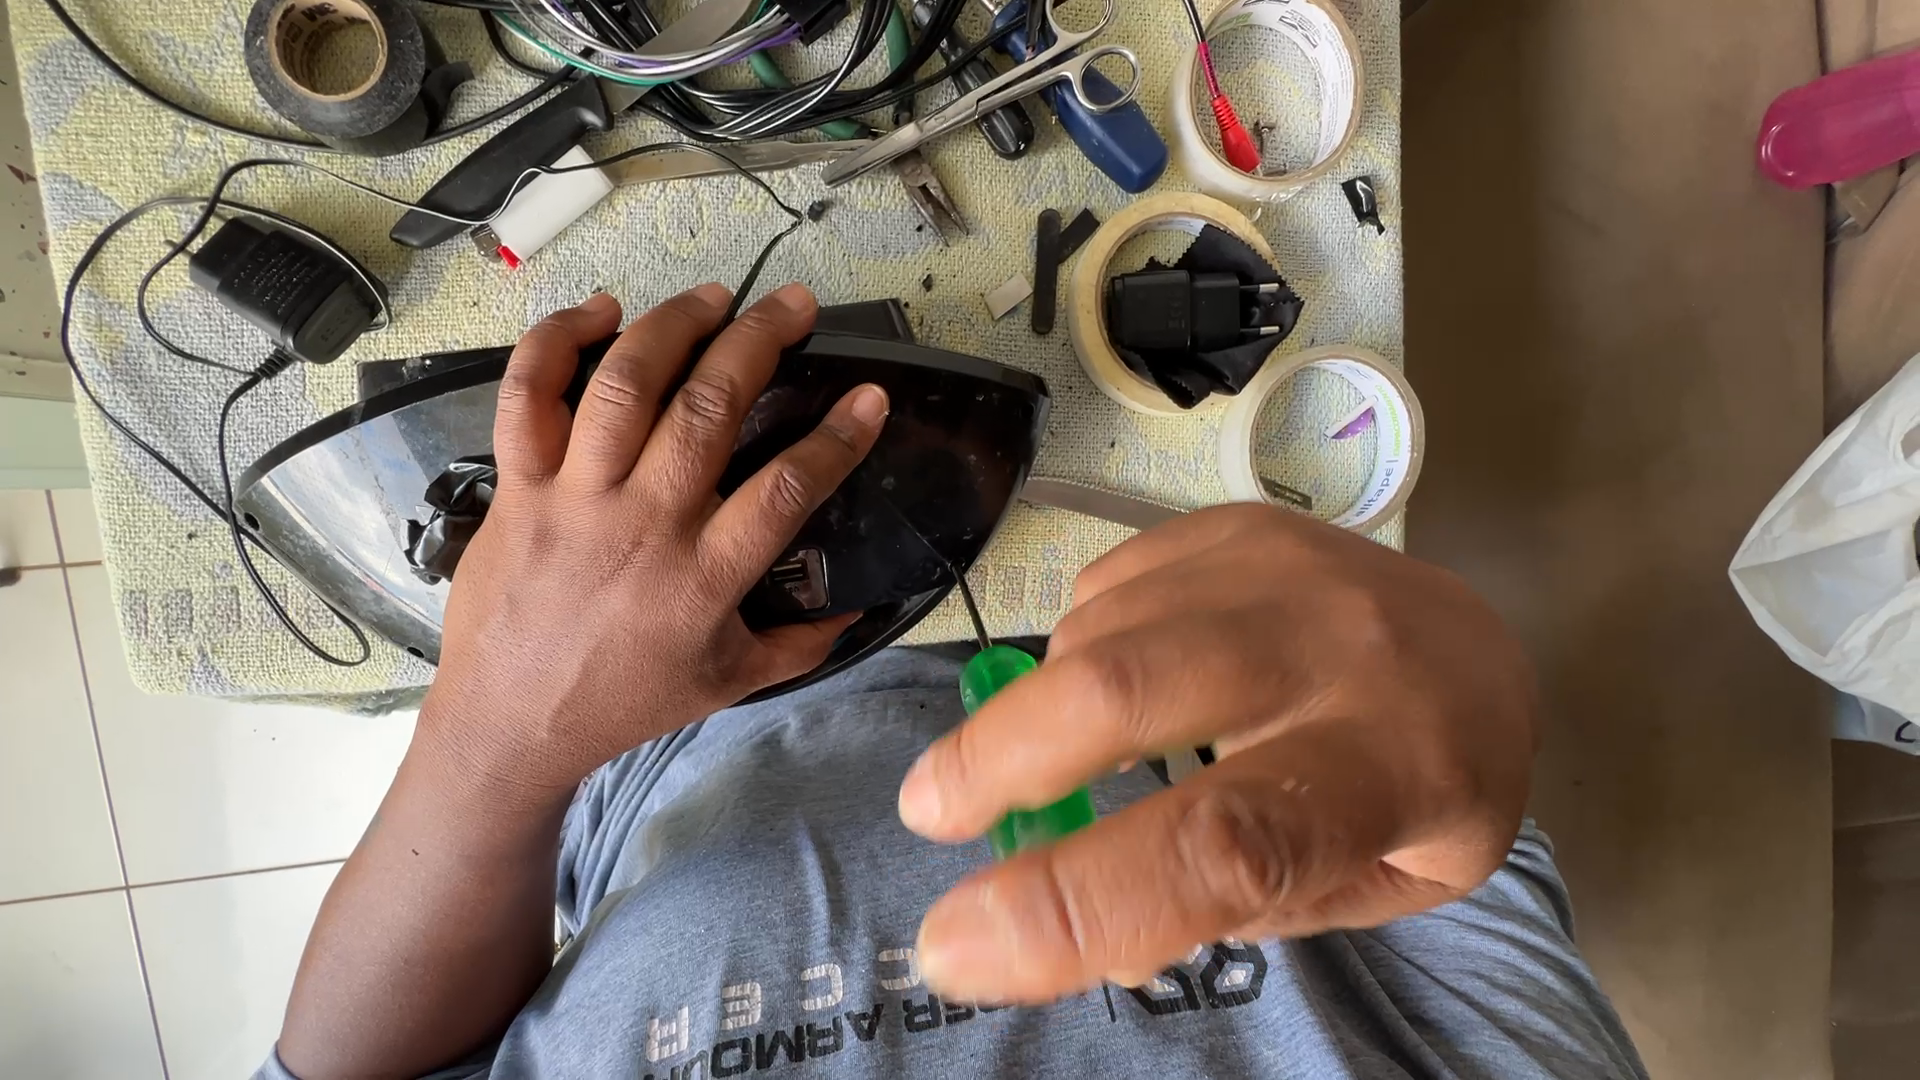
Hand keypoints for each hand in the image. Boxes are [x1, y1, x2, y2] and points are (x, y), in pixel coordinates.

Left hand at [419, 284, 887, 801]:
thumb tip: (859, 607)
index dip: (838, 437)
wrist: (511, 724)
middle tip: (794, 305)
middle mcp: (645, 522)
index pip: (787, 488)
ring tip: (715, 297)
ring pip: (625, 385)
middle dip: (760, 342)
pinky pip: (528, 396)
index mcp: (706, 574)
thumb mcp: (735, 681)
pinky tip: (600, 311)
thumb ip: (804, 644)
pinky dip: (558, 341)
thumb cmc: (630, 701)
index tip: (870, 396)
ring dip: (675, 325)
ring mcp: (575, 496)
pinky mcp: (517, 486)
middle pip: (709, 410)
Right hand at [897, 504, 1536, 1001]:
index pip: (1226, 846)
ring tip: (1094, 734)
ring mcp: (1278, 563)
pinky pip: (1103, 584)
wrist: (1477, 642)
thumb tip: (1081, 927)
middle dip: (1002, 753)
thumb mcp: (1371, 883)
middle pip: (1128, 690)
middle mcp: (1334, 646)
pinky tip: (1135, 663)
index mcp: (1388, 772)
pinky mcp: (1236, 522)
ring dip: (1051, 702)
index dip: (1078, 902)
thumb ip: (1233, 907)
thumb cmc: (1425, 784)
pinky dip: (1082, 642)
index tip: (956, 944)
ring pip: (1098, 633)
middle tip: (931, 806)